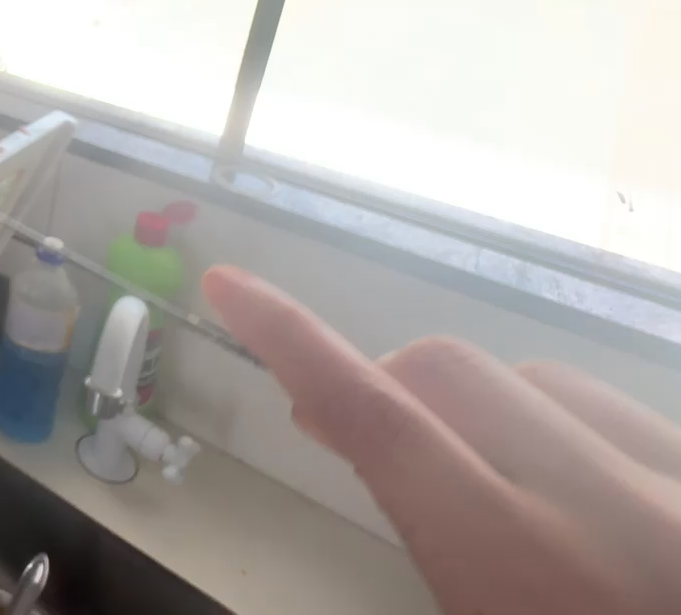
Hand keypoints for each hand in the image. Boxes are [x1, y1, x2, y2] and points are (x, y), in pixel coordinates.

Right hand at [202, 266, 680, 614]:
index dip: (286, 337)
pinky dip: (584, 436)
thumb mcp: (480, 606)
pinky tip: (603, 503)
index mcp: (525, 568)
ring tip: (493, 475)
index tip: (226, 283)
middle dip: (384, 382)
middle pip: (449, 370)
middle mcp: (624, 518)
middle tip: (356, 433)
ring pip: (549, 385)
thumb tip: (351, 433)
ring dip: (487, 408)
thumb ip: (423, 535)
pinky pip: (644, 423)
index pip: (373, 414)